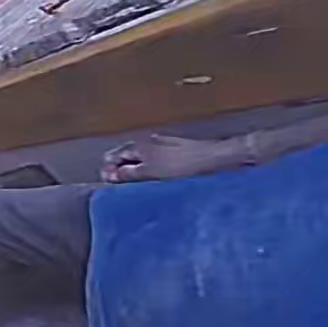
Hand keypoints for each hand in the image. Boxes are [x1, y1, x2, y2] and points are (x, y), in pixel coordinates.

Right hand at [100, 133, 238, 182]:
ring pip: (140, 158)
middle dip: (121, 170)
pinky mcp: (176, 148)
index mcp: (134, 146)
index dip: (108, 171)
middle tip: (127, 185)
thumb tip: (113, 174)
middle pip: (123, 157)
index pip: (109, 158)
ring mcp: (161, 143)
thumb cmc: (181, 165)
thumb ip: (126, 173)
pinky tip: (161, 175)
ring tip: (145, 182)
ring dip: (138, 170)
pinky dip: (153, 167)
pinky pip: (155, 158)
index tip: (113, 184)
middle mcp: (144, 142)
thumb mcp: (149, 172)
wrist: (219, 157)